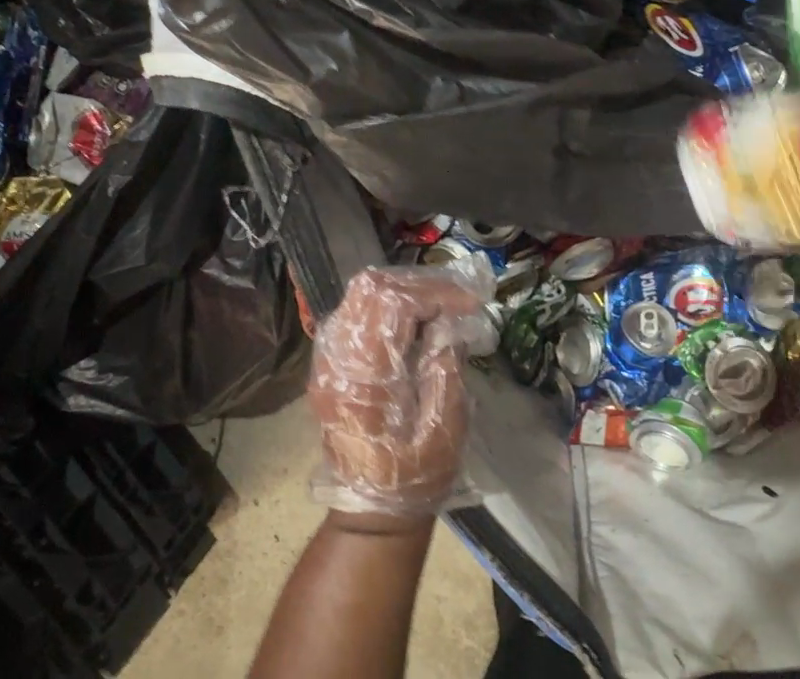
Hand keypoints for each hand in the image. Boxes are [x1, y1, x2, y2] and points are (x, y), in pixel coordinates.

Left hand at [308, 267, 487, 518]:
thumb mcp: (444, 429)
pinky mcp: (332, 368)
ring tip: (442, 307)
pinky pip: (356, 317)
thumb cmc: (413, 477)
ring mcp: (328, 363)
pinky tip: (417, 324)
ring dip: (404, 293)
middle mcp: (337, 362)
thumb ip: (445, 369)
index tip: (471, 305)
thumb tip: (450, 326)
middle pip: (369, 289)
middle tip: (457, 300)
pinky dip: (389, 308)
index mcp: (364, 379)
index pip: (393, 303)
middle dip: (419, 285)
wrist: (370, 514)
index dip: (436, 293)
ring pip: (359, 298)